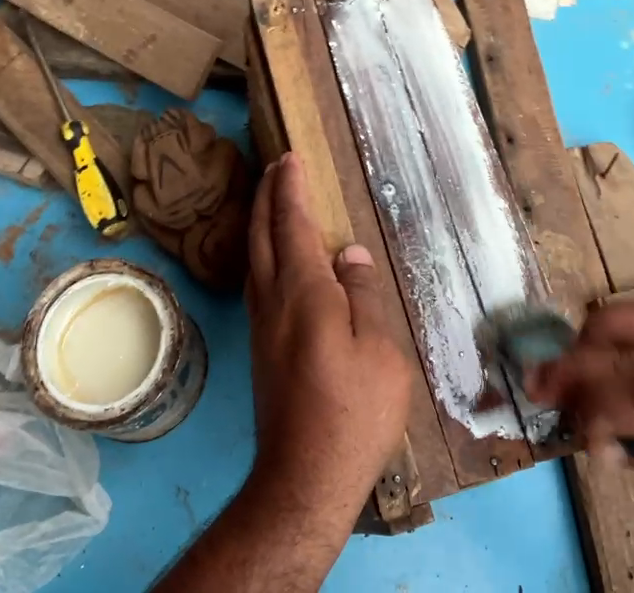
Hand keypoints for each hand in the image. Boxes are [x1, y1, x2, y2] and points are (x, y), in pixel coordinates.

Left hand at [244, 153, 413, 515]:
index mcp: (303, 292)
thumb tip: (347, 252)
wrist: (304, 477)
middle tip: (276, 166)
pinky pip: (256, 280)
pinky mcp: (260, 348)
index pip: (292, 223)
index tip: (290, 157)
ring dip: (260, 221)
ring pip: (254, 257)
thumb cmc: (353, 412)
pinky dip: (262, 252)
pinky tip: (274, 261)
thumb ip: (362, 295)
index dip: (291, 188)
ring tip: (271, 202)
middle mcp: (272, 300)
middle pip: (262, 233)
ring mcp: (261, 325)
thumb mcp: (379, 351)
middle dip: (267, 195)